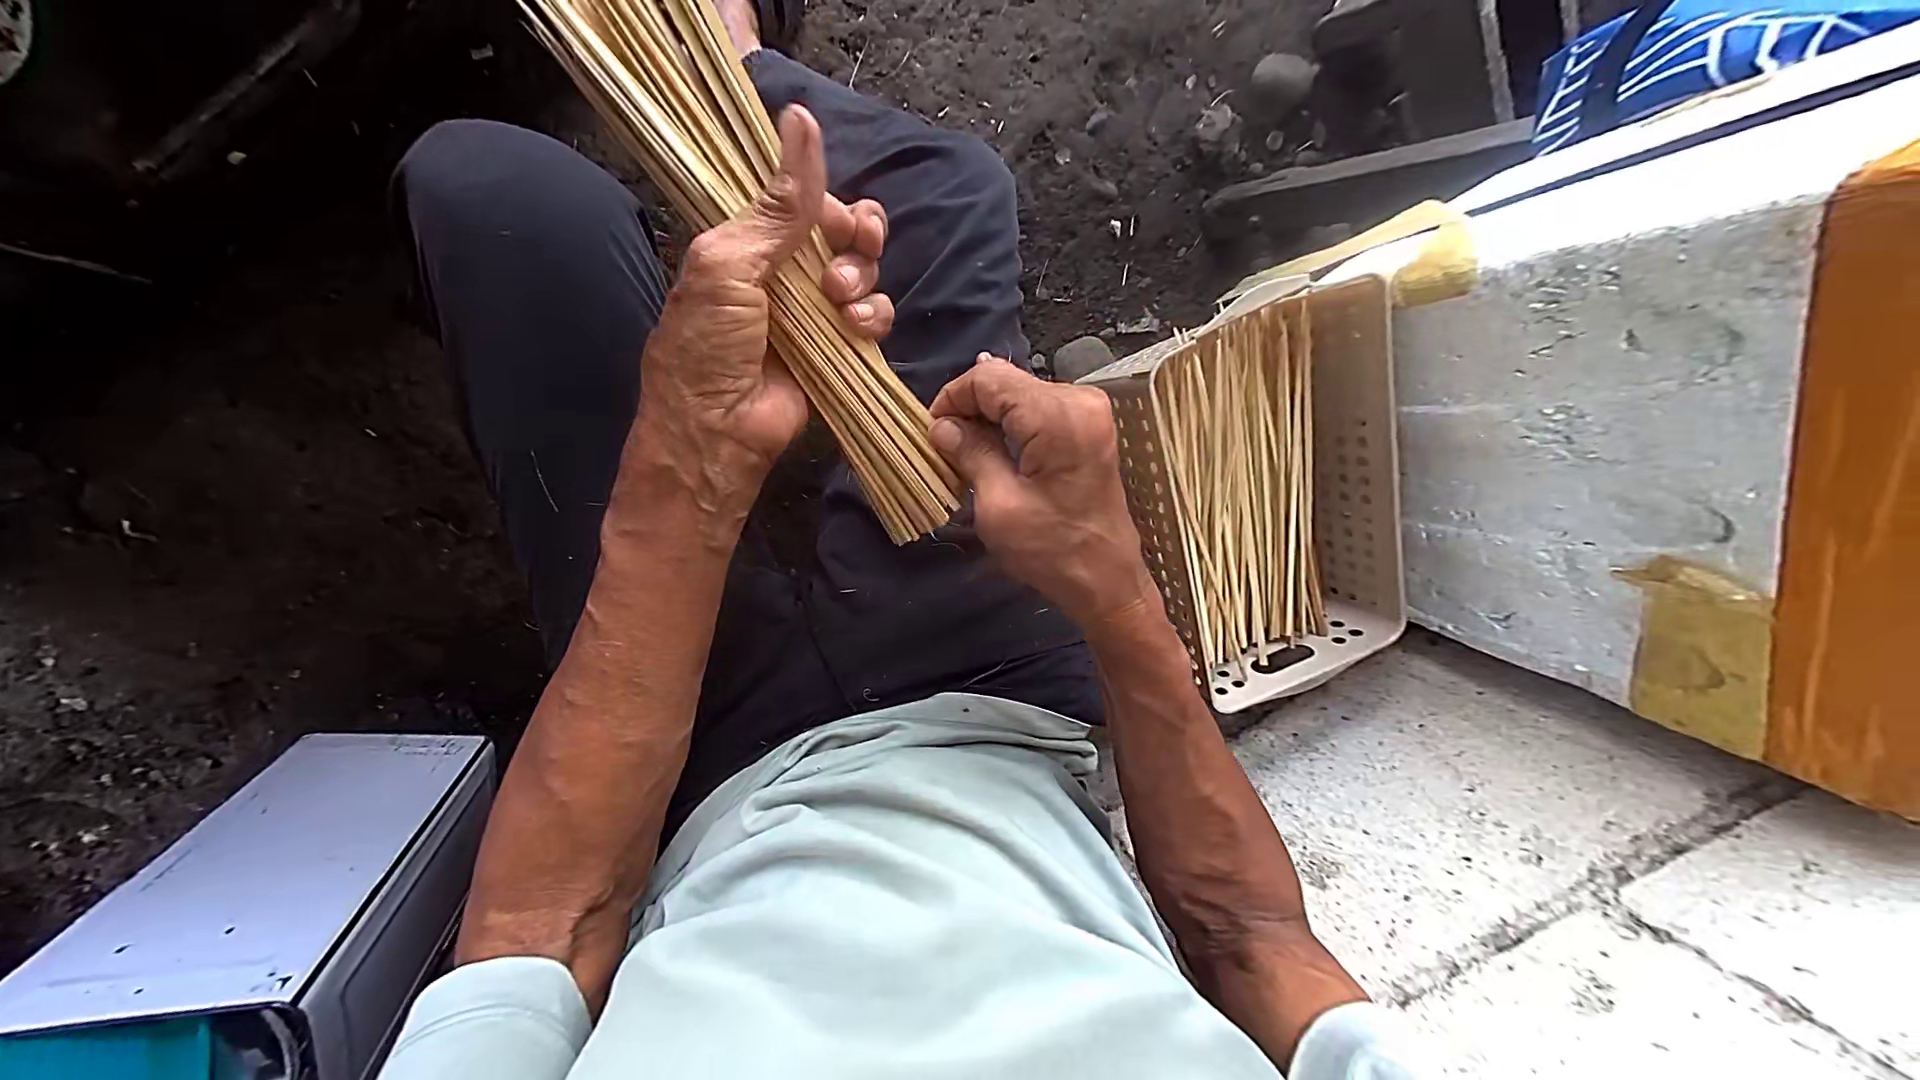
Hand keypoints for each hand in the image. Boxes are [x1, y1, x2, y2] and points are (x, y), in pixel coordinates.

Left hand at [636, 104, 893, 512]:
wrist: (720, 431)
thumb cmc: (708, 346)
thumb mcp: (728, 264)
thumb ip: (777, 206)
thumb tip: (802, 121)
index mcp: (747, 243)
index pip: (799, 200)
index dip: (823, 198)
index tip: (831, 212)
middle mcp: (784, 273)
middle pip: (840, 232)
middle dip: (855, 233)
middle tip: (849, 246)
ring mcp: (815, 314)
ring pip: (863, 272)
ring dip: (861, 276)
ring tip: (839, 299)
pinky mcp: (840, 350)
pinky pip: (874, 318)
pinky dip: (874, 316)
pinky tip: (855, 328)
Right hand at [928, 354, 1158, 633]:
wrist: (1105, 579)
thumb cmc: (1052, 550)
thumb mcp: (999, 505)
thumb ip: (971, 453)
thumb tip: (942, 426)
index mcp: (1057, 416)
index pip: (989, 378)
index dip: (952, 397)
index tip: (932, 430)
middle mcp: (1079, 400)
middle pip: (1006, 381)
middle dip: (969, 408)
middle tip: (945, 445)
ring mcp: (1089, 411)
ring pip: (1020, 393)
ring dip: (988, 417)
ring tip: (966, 451)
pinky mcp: (1090, 426)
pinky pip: (1038, 409)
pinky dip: (1011, 424)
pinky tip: (994, 449)